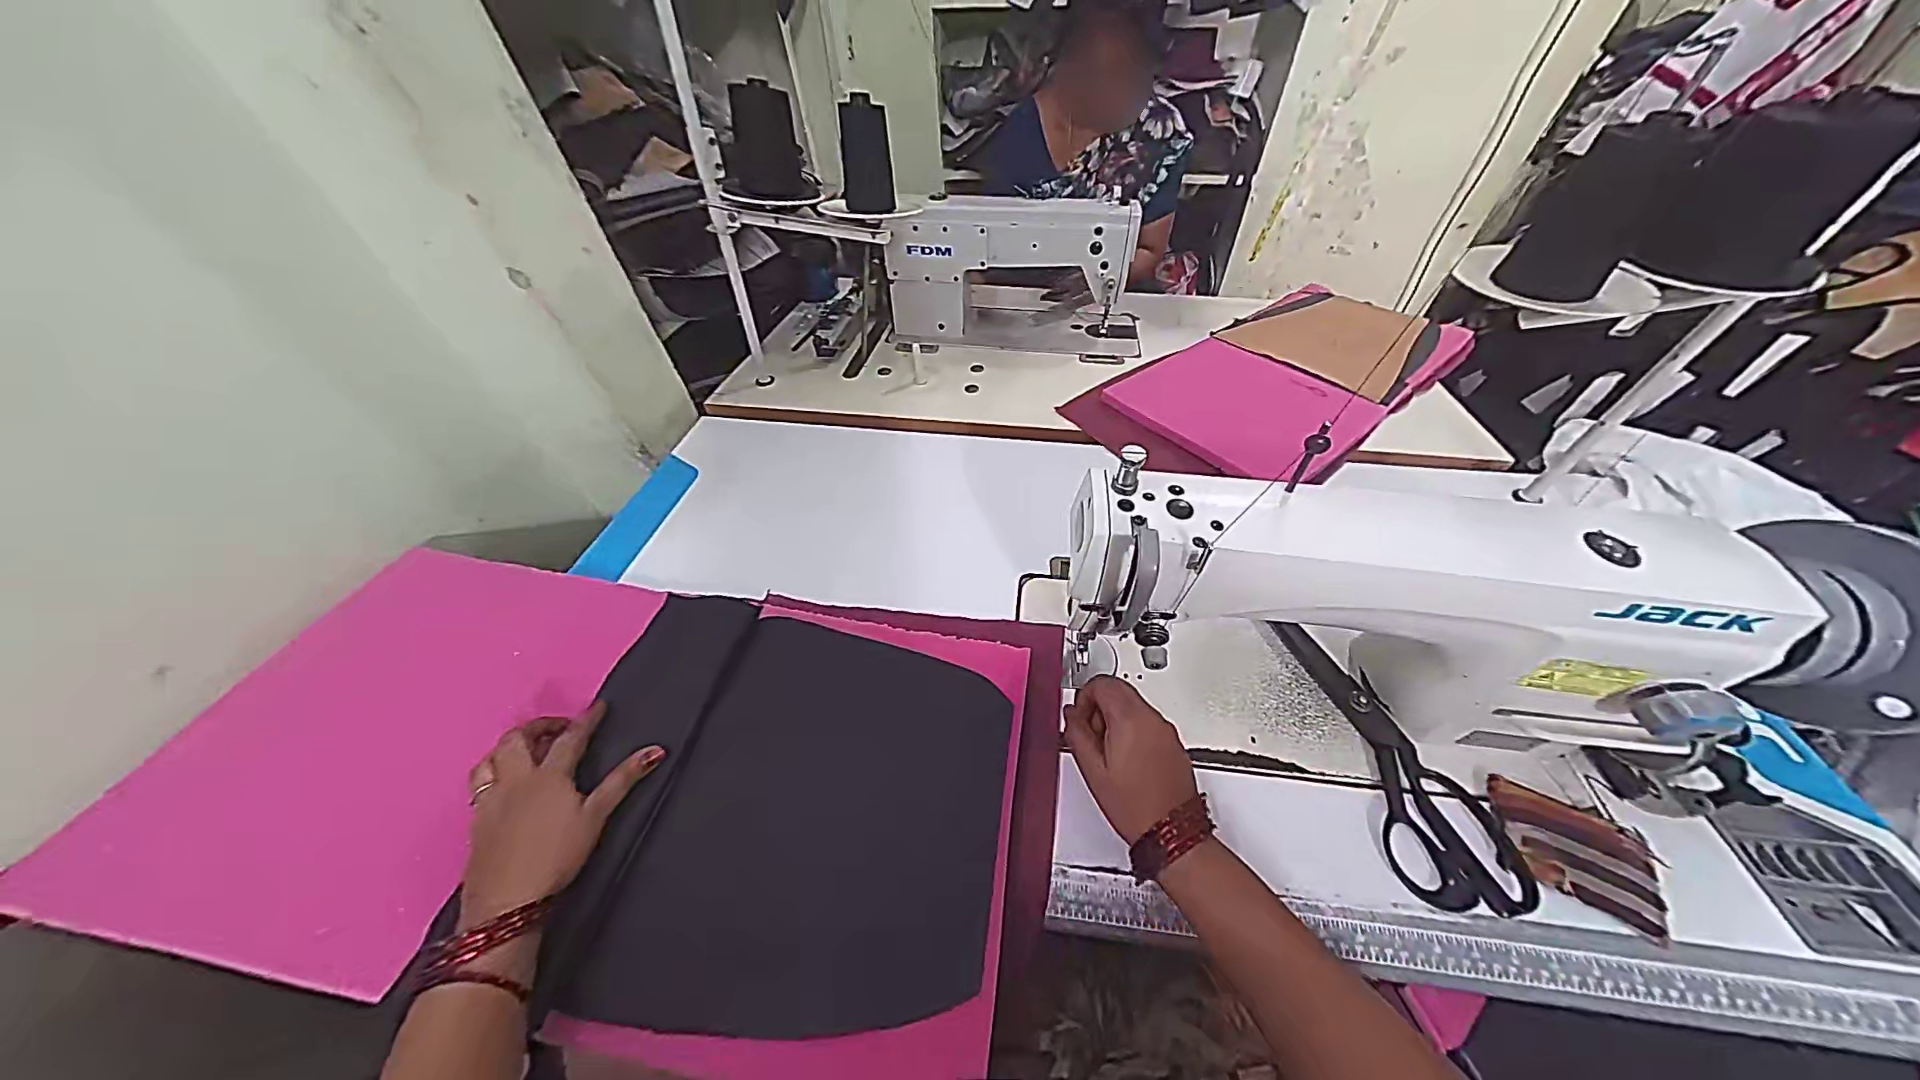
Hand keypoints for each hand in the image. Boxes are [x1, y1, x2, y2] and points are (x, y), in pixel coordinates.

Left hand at [460, 702, 662, 926]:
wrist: (506, 901)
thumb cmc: (556, 855)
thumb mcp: (596, 816)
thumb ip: (623, 780)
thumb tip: (654, 751)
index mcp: (548, 776)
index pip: (570, 738)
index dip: (587, 719)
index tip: (598, 707)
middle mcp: (515, 780)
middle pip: (519, 738)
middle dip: (540, 725)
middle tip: (559, 726)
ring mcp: (490, 799)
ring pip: (491, 757)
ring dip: (510, 745)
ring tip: (527, 748)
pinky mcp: (476, 820)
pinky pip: (478, 781)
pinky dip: (493, 769)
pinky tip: (503, 781)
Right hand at [1064, 676, 1197, 843]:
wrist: (1172, 833)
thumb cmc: (1136, 808)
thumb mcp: (1093, 769)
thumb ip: (1077, 733)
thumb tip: (1071, 715)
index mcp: (1130, 720)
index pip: (1102, 683)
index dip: (1084, 697)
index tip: (1080, 717)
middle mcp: (1153, 719)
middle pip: (1119, 689)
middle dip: (1099, 706)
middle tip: (1090, 733)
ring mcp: (1166, 730)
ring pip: (1134, 705)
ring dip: (1115, 718)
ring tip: (1107, 751)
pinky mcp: (1174, 743)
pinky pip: (1148, 722)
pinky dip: (1133, 729)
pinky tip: (1125, 759)